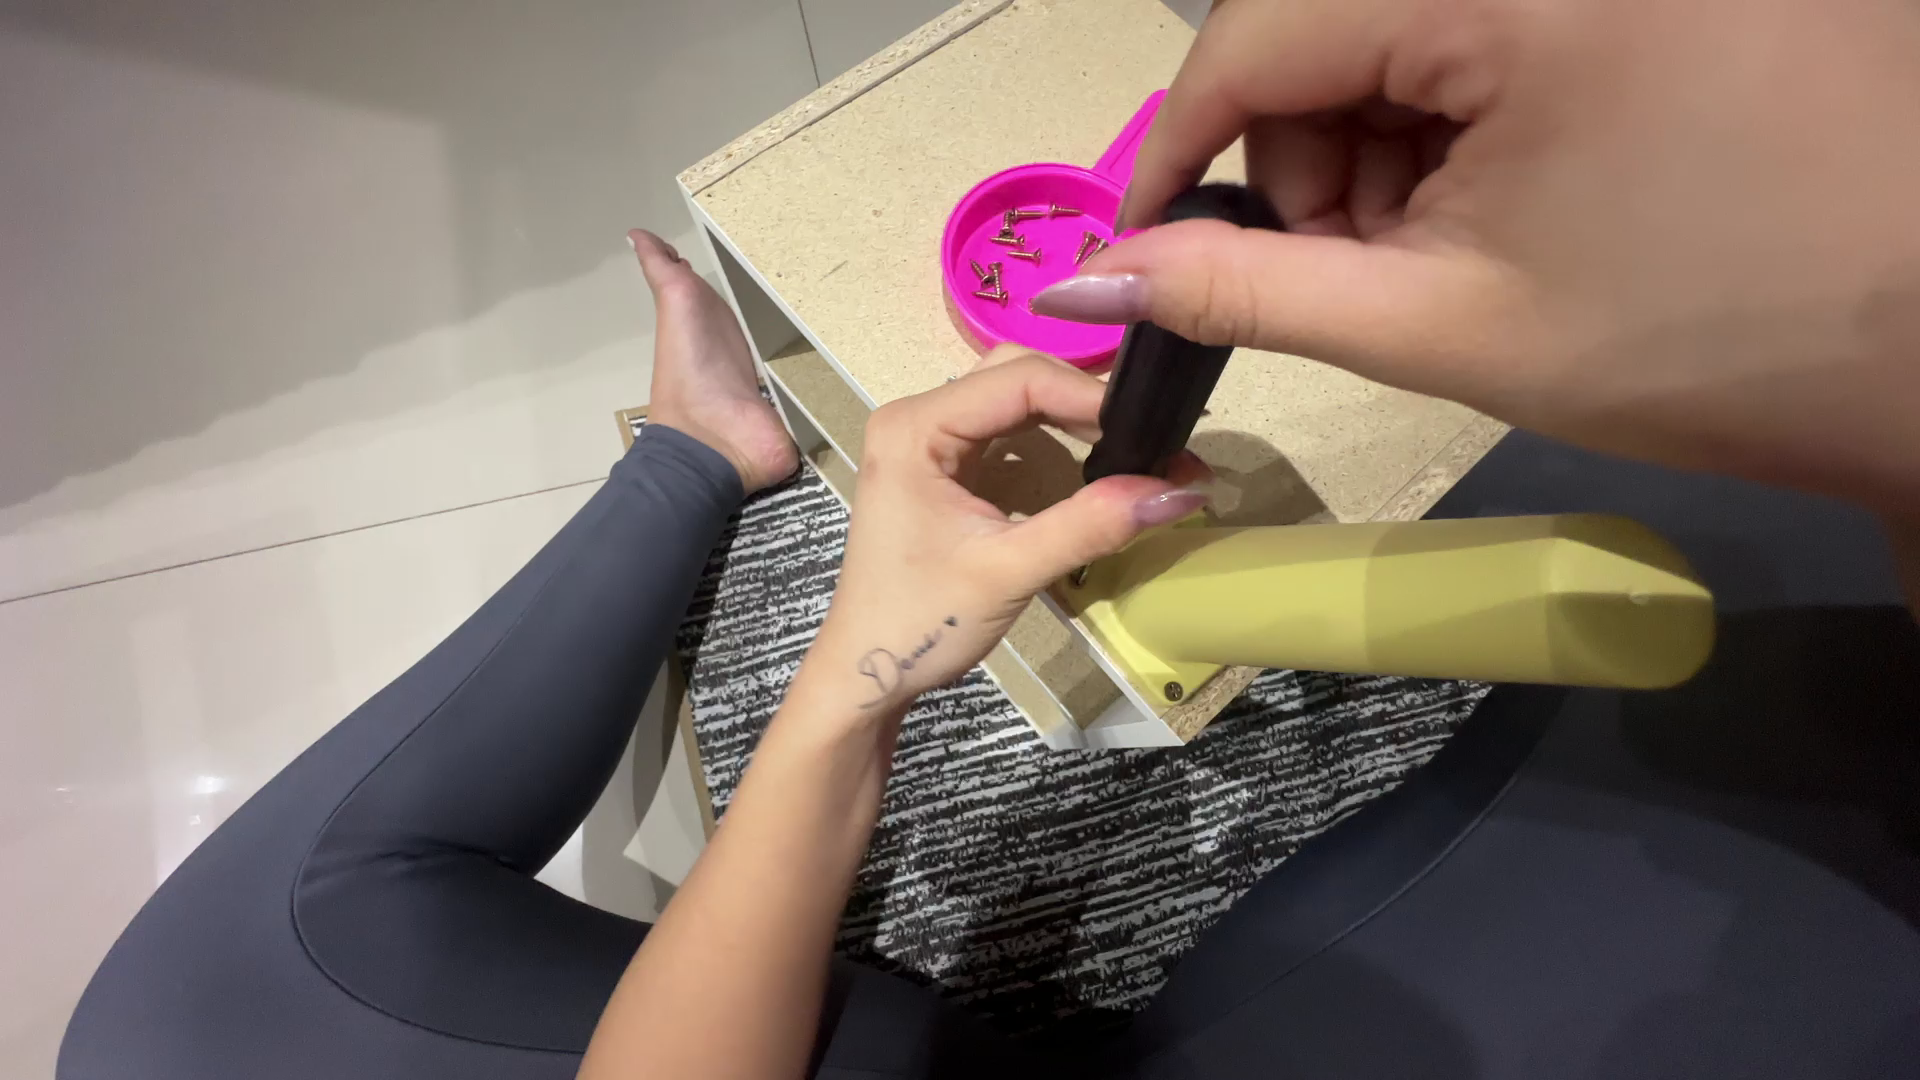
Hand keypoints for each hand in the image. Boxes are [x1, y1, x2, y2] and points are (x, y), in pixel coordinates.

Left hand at [789, 347, 1209, 716]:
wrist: (867, 670)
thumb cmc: (922, 622)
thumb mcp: (1008, 571)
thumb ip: (1091, 525)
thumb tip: (1183, 490)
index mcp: (915, 427)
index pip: (1018, 379)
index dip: (1092, 397)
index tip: (1158, 427)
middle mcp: (917, 417)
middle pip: (1016, 376)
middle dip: (1085, 401)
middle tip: (1151, 435)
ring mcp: (927, 439)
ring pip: (1013, 399)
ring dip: (1073, 417)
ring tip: (1135, 446)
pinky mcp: (941, 465)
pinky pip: (1004, 431)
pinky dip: (1051, 438)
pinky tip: (1090, 458)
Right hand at [1031, 0, 1919, 511]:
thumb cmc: (1686, 341)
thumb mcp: (1425, 322)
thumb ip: (1235, 294)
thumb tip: (1090, 285)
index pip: (1255, 29)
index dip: (1172, 149)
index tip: (1143, 247)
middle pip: (1317, 25)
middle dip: (1294, 158)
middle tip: (1350, 263)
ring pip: (1381, 30)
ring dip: (1362, 147)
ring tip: (1434, 243)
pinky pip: (1464, 28)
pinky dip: (1433, 118)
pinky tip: (1489, 191)